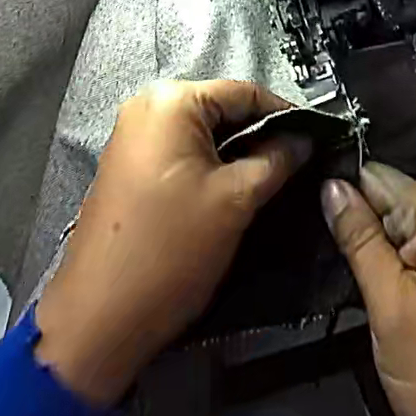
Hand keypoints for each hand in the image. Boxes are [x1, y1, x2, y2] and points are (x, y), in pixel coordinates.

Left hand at [35, 79, 306, 403]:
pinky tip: (236, 188)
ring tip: (275, 176)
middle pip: (224, 109)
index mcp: (171, 102)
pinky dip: (213, 164)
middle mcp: (147, 107)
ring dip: (240, 152)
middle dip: (263, 134)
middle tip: (300, 160)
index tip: (318, 136)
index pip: (246, 92)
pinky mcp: (130, 166)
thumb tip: (306, 138)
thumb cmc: (170, 250)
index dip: (287, 114)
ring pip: (206, 133)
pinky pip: (185, 151)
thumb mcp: (238, 199)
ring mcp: (134, 137)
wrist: (97, 323)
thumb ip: (279, 158)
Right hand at [323, 163, 415, 415]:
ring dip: (366, 252)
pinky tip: (375, 297)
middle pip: (382, 200)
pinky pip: (404, 255)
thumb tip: (333, 188)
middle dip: (353, 226)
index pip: (374, 174)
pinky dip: (383, 272)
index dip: (340, 192)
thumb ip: (360, 240)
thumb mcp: (391, 305)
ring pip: (389, 230)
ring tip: (357, 287)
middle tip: (336, 266)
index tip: (314, 216)